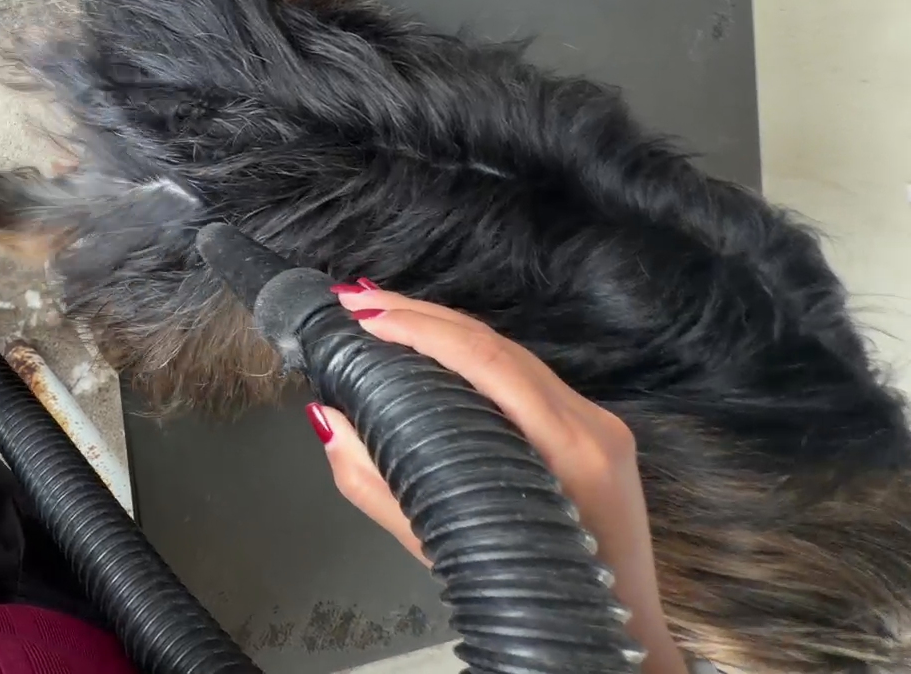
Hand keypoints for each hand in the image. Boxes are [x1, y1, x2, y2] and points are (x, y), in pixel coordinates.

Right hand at [310, 289, 685, 673]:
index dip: (421, 329)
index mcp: (568, 451)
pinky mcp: (585, 421)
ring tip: (372, 307)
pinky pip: (512, 364)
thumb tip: (325, 418)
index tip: (363, 318)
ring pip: (503, 345)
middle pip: (493, 340)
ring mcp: (593, 418)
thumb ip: (372, 483)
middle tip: (350, 301)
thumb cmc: (524, 591)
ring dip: (433, 321)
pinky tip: (418, 333)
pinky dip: (458, 342)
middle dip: (415, 313)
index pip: (487, 360)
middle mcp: (588, 422)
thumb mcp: (437, 544)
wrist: (609, 633)